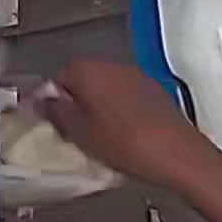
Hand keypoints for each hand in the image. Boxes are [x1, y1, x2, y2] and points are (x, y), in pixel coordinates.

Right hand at [36, 59, 220, 190]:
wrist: (179, 157)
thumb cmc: (125, 143)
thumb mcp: (78, 132)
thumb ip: (54, 112)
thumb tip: (42, 101)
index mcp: (86, 69)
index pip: (56, 78)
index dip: (53, 102)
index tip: (54, 122)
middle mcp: (110, 64)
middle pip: (81, 80)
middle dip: (76, 102)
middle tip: (75, 132)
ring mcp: (135, 75)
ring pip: (104, 87)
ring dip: (98, 106)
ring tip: (100, 136)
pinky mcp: (153, 91)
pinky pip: (125, 95)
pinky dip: (119, 110)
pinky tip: (124, 135)